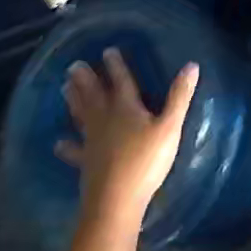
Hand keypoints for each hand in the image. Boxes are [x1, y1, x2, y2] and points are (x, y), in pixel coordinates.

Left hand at [57, 49, 200, 227]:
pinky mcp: (84, 160)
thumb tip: (192, 65)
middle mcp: (104, 118)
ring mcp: (91, 139)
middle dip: (86, 78)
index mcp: (125, 106)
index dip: (116, 65)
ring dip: (74, 100)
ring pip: (81, 114)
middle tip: (74, 65)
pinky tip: (58, 144)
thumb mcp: (170, 127)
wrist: (116, 199)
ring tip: (64, 88)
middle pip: (93, 93)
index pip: (120, 80)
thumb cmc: (146, 161)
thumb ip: (179, 96)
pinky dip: (66, 146)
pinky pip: (73, 150)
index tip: (108, 50)